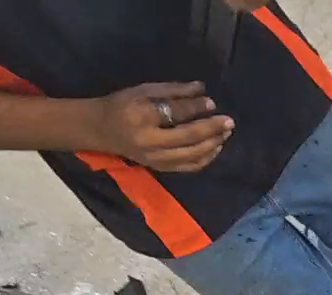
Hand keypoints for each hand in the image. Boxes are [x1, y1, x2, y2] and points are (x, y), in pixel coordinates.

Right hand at [89, 82, 231, 171]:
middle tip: (229, 122)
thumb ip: (172, 90)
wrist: (102, 130)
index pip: (175, 113)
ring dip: (213, 144)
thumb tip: (202, 89)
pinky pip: (191, 167)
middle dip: (212, 129)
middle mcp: (151, 142)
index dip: (196, 108)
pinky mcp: (163, 169)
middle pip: (189, 137)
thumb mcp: (142, 91)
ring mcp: (158, 159)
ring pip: (193, 155)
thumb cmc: (123, 105)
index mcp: (142, 117)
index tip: (213, 103)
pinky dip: (207, 158)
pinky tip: (216, 147)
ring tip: (226, 133)